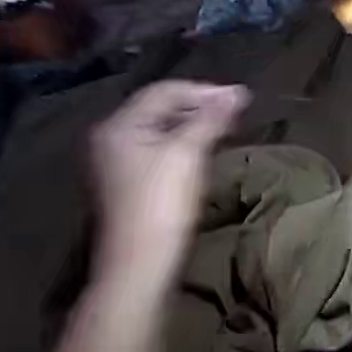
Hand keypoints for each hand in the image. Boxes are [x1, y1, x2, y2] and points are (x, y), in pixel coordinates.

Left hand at [89, 80, 249, 274]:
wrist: (140, 260)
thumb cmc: (163, 202)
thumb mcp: (189, 153)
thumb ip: (212, 118)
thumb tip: (239, 91)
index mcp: (120, 124)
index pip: (165, 91)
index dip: (204, 91)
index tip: (240, 100)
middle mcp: (111, 136)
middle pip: (160, 108)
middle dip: (199, 106)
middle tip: (236, 114)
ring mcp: (116, 160)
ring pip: (160, 128)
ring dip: (194, 124)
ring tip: (226, 130)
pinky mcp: (128, 180)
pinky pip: (158, 148)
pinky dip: (183, 143)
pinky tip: (204, 151)